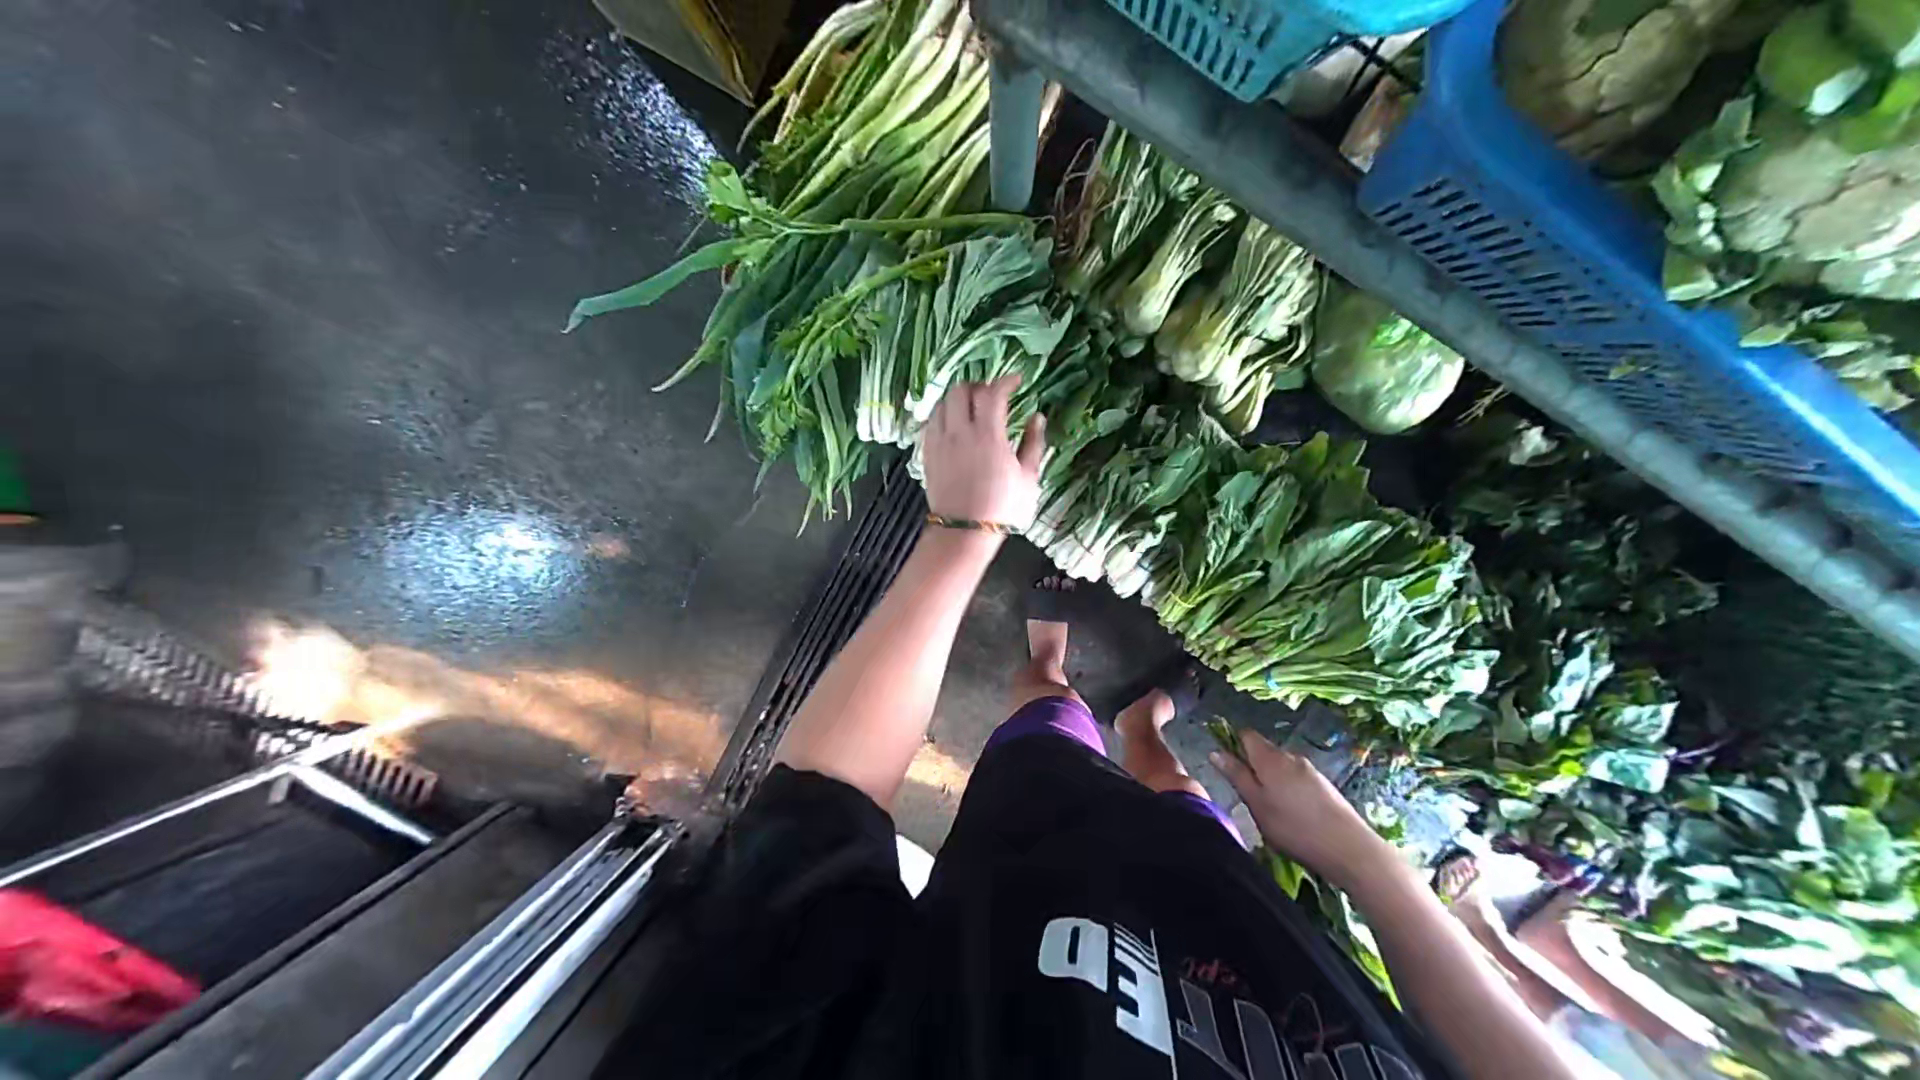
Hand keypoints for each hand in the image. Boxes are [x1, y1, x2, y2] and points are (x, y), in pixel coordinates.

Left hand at [922, 376, 1044, 529]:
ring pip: (942, 403)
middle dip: (978, 386)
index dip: (1006, 381)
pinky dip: (943, 415)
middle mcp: (960, 431)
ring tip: (971, 406)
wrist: (964, 532)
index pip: (993, 393)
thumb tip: (1037, 417)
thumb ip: (1033, 443)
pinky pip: (931, 422)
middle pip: (961, 390)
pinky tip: (954, 424)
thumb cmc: (1002, 507)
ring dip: (958, 398)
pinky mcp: (928, 453)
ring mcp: (940, 441)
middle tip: (992, 394)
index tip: (1016, 380)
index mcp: (988, 434)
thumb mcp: (1028, 477)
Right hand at [1210, 731, 1391, 890]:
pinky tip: (1294, 815)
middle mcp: (1291, 757)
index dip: (1233, 745)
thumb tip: (1215, 751)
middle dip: (1253, 766)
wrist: (1350, 849)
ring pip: (1282, 767)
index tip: (1229, 767)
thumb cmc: (1293, 827)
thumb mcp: (1256, 804)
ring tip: (1272, 809)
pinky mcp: (1325, 787)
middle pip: (1264, 751)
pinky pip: (1298, 779)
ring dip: (1272, 779)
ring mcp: (1311, 771)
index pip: (1246, 735)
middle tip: (1248, 796)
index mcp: (1270, 758)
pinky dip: (1289, 790)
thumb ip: (1236, 775)